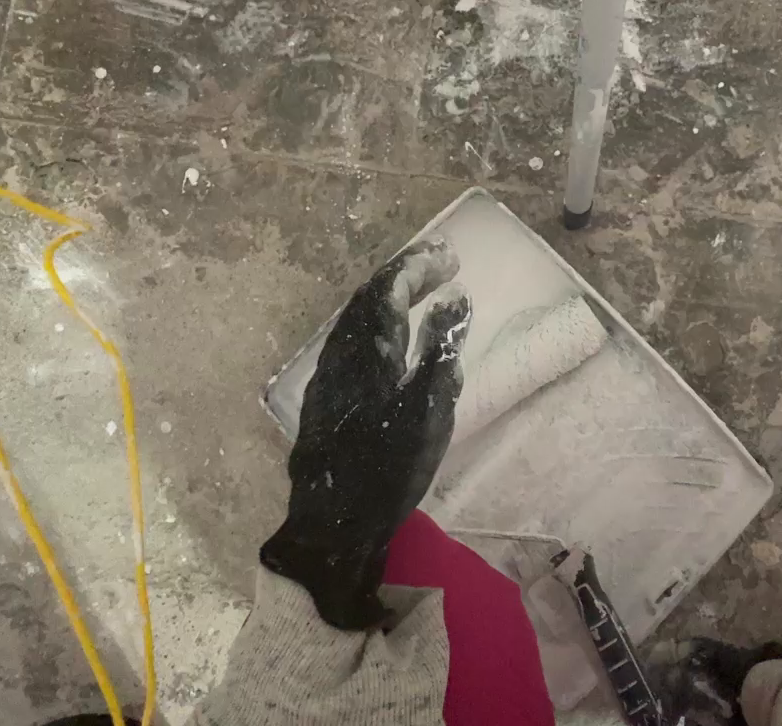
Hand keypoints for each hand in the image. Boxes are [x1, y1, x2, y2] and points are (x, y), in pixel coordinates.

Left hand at [261, 239, 472, 629]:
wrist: (333, 525)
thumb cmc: (387, 467)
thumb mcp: (429, 409)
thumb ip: (442, 348)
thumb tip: (455, 298)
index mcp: (367, 350)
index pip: (390, 289)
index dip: (419, 266)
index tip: (450, 256)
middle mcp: (342, 351)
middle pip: (371, 296)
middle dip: (407, 274)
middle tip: (442, 263)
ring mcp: (329, 372)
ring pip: (358, 315)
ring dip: (392, 295)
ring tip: (424, 288)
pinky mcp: (326, 392)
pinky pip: (354, 335)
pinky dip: (380, 319)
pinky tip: (395, 331)